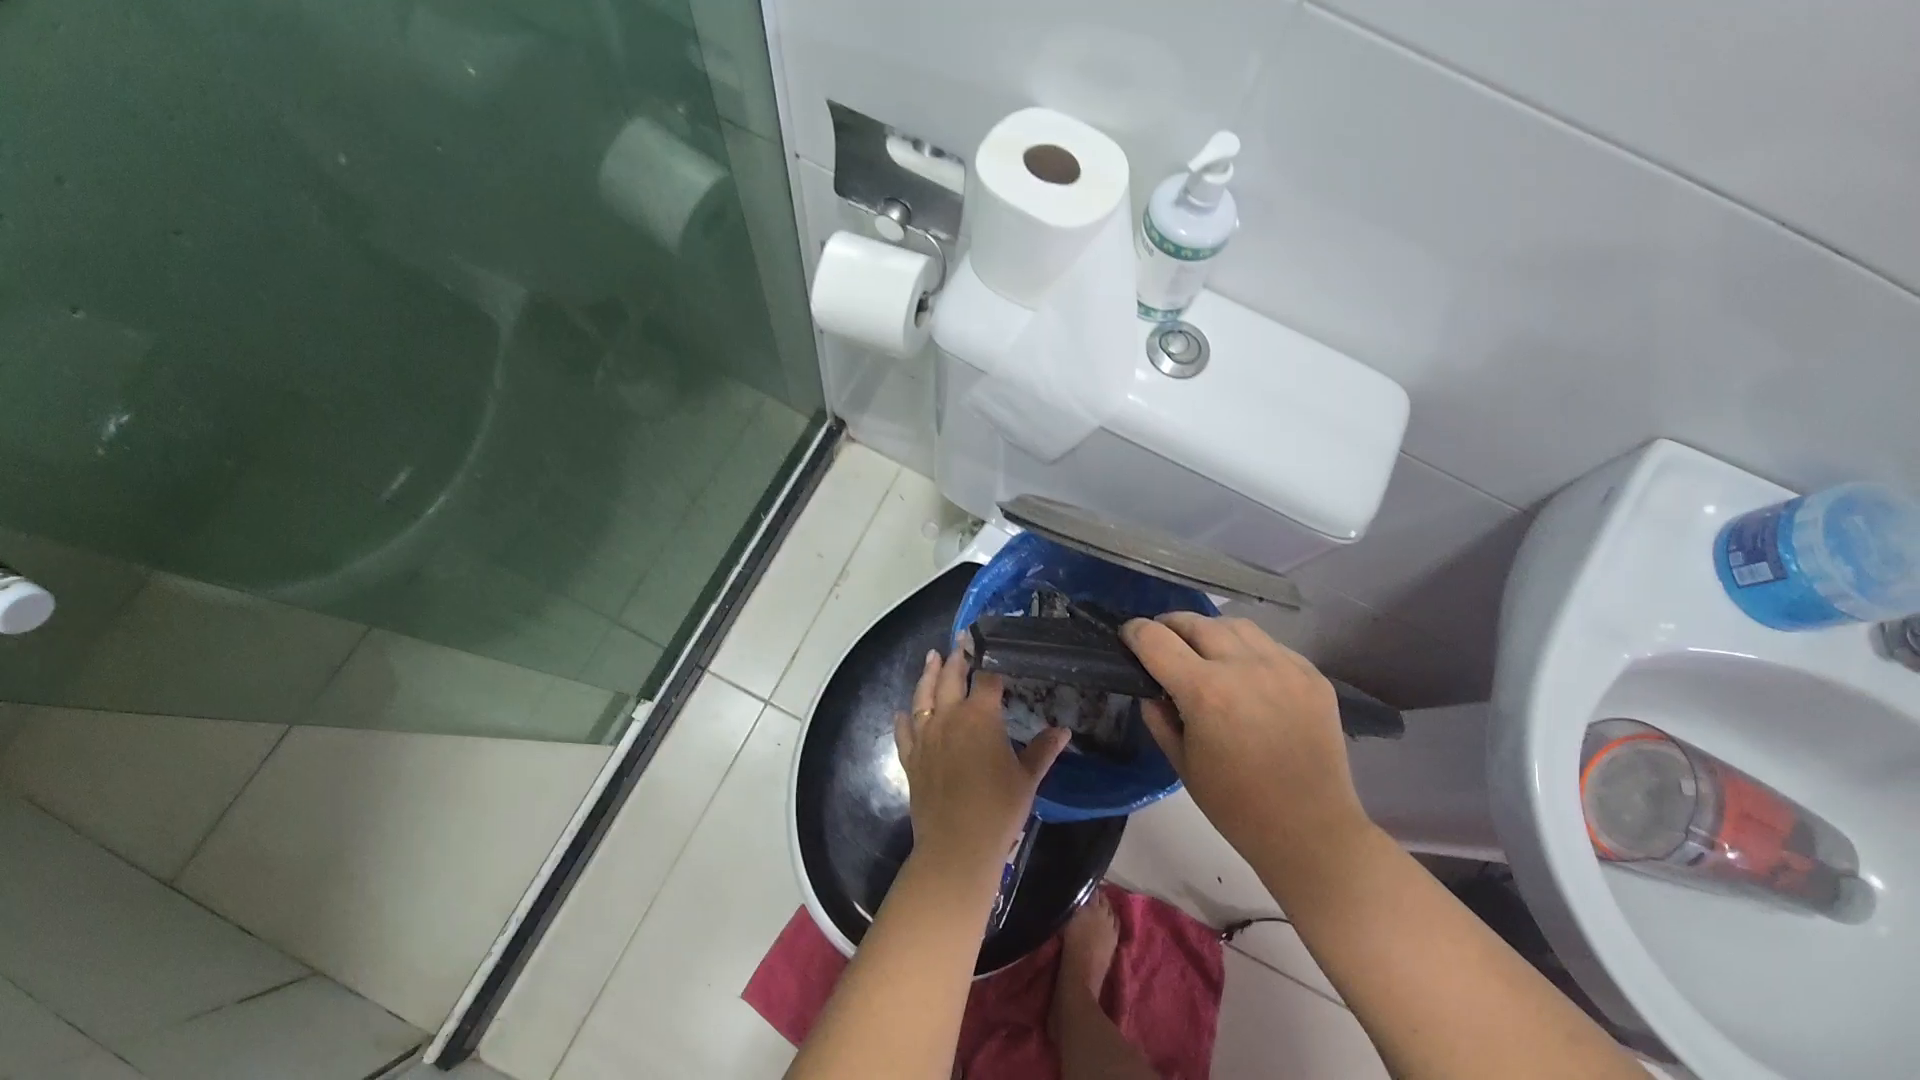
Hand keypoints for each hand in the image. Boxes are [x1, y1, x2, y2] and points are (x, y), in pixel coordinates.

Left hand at [894, 649, 1069, 878]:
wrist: (956, 846)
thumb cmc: (999, 809)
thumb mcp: (1028, 778)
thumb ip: (1044, 750)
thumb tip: (1063, 730)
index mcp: (980, 717)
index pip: (987, 679)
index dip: (990, 662)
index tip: (992, 648)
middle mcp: (949, 718)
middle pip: (950, 679)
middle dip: (956, 659)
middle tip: (959, 642)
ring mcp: (925, 737)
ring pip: (923, 697)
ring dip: (928, 675)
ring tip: (932, 658)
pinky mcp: (911, 759)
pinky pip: (904, 731)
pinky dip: (905, 718)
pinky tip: (905, 711)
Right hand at [1120, 614, 1370, 869]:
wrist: (1310, 829)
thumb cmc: (1236, 806)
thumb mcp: (1182, 765)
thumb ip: (1160, 719)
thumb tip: (1152, 691)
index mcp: (1205, 692)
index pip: (1156, 640)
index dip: (1135, 632)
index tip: (1128, 636)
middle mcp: (1244, 668)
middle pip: (1196, 623)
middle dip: (1170, 626)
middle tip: (1162, 641)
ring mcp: (1284, 668)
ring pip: (1236, 625)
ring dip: (1210, 631)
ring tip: (1204, 650)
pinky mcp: (1312, 676)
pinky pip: (1271, 645)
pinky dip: (1248, 649)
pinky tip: (1245, 673)